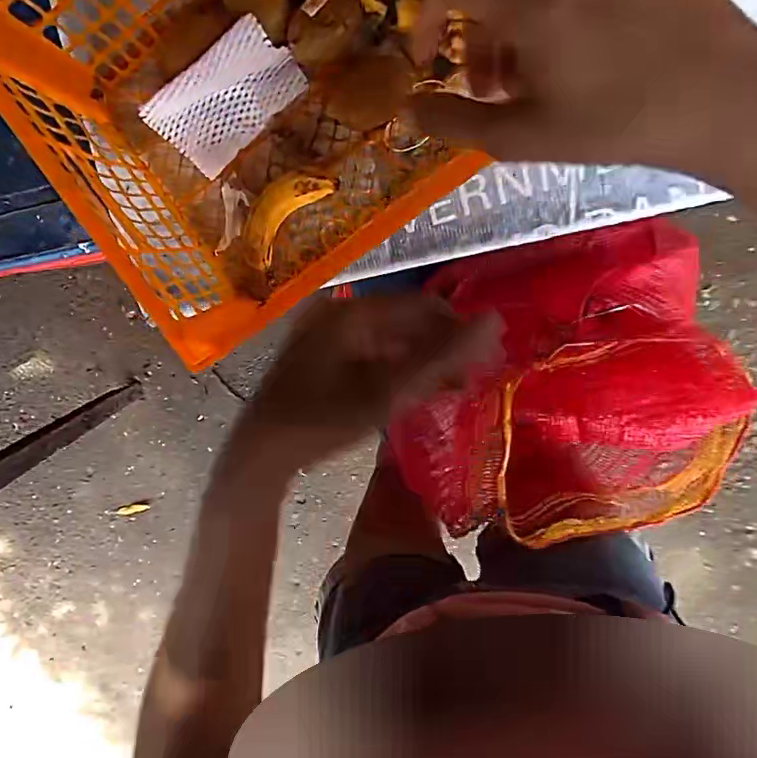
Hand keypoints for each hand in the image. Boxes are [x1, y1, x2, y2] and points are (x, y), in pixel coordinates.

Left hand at [230, 294, 500, 472]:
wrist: (261, 451)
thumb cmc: (323, 420)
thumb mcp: (388, 392)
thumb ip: (443, 357)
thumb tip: (495, 320)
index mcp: (353, 312)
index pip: (423, 306)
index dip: (460, 329)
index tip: (489, 358)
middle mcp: (337, 312)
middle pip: (406, 321)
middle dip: (441, 348)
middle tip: (471, 378)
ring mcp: (324, 333)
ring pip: (389, 339)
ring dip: (420, 360)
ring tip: (447, 389)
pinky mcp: (318, 355)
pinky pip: (369, 352)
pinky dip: (394, 369)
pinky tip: (410, 391)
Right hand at [408, 0, 756, 177]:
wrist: (731, 101)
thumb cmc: (616, 126)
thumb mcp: (523, 138)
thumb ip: (455, 120)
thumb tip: (407, 108)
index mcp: (532, 0)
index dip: (428, 16)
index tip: (433, 58)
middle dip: (483, 40)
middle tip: (498, 92)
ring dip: (529, 31)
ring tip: (552, 81)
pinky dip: (574, 15)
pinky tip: (605, 57)